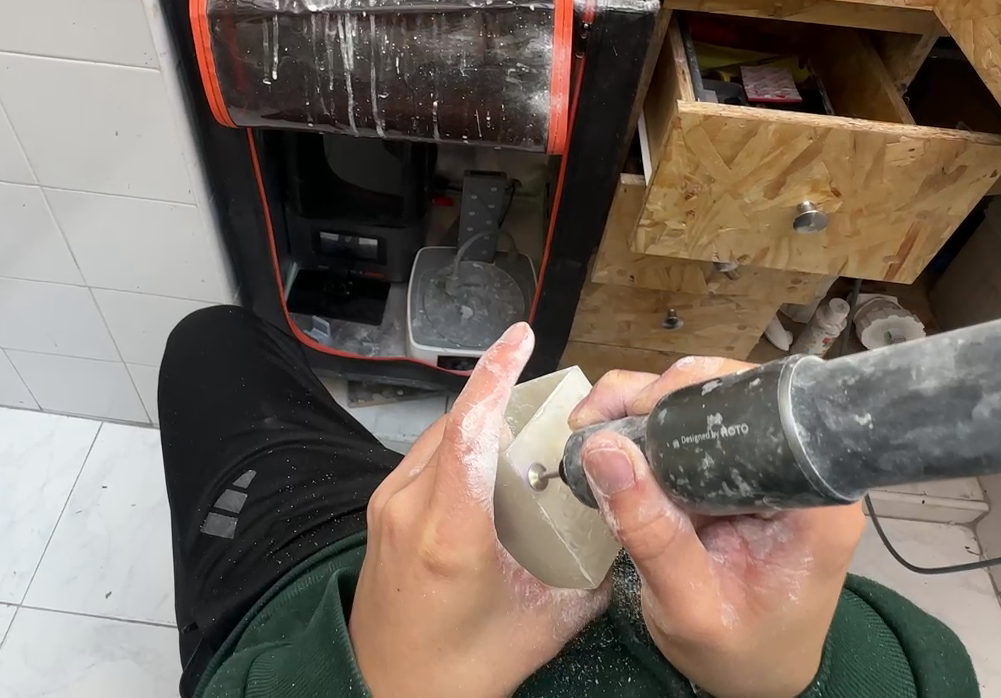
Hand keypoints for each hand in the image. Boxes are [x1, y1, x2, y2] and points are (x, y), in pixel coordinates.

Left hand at [350, 323, 609, 697]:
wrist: (383, 692)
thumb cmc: (459, 671)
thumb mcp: (540, 624)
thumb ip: (588, 573)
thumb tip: (620, 523)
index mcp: (449, 532)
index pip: (470, 430)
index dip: (496, 375)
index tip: (521, 336)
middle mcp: (408, 503)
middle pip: (459, 421)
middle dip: (503, 395)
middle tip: (549, 397)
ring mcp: (387, 499)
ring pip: (441, 432)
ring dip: (482, 419)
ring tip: (524, 430)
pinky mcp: (380, 502)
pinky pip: (427, 451)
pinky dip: (461, 441)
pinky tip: (489, 462)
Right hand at [570, 358, 864, 697]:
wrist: (752, 677)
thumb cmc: (739, 653)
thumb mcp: (690, 607)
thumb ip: (651, 535)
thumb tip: (603, 450)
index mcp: (808, 497)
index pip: (762, 409)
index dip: (698, 394)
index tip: (639, 413)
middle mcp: (789, 465)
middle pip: (721, 392)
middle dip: (652, 395)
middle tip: (596, 419)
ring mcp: (757, 461)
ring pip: (694, 398)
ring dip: (636, 402)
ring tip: (591, 424)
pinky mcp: (728, 465)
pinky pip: (681, 423)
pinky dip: (637, 420)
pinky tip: (606, 434)